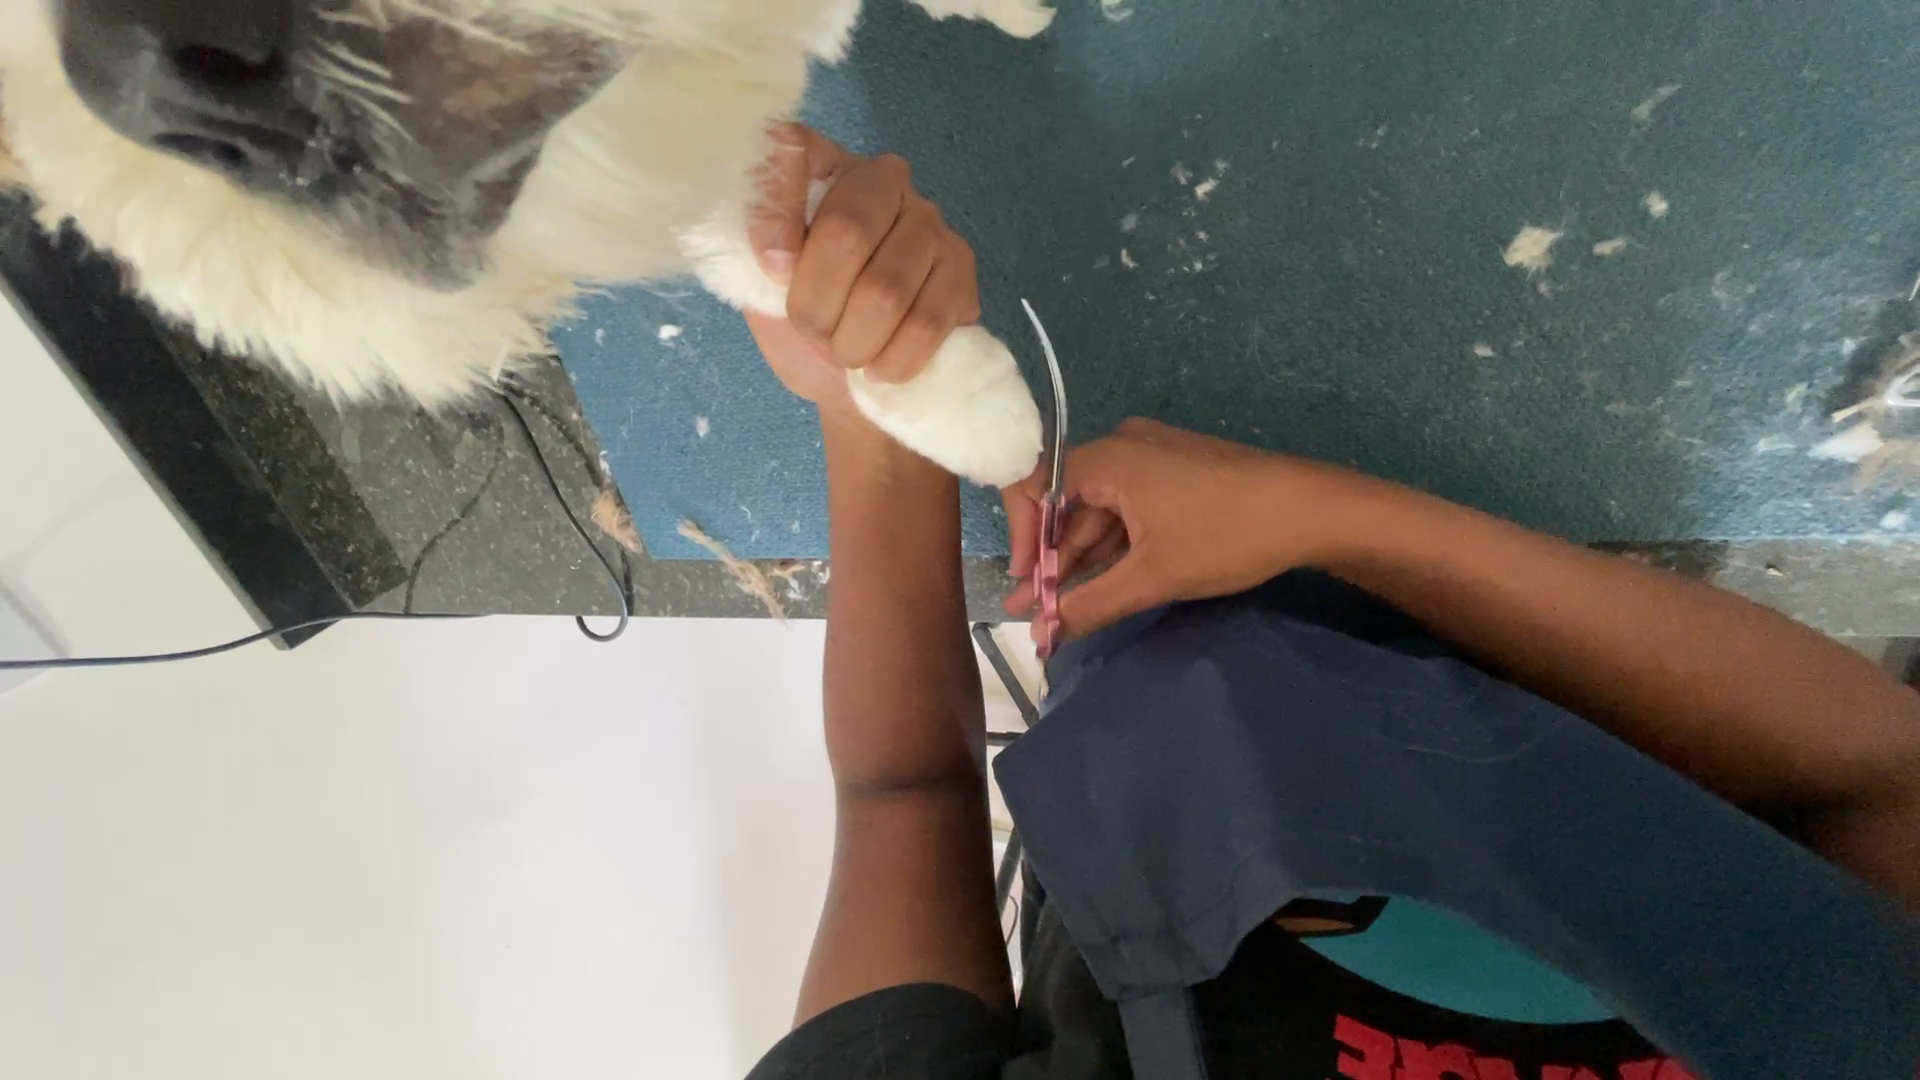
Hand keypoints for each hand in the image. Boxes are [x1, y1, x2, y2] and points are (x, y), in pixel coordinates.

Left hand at [744, 124, 981, 418]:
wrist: (851, 385)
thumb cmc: (805, 329)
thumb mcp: (759, 290)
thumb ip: (751, 257)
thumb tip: (777, 258)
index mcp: (822, 169)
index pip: (795, 150)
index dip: (777, 212)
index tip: (772, 273)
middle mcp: (883, 180)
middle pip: (847, 230)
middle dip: (819, 304)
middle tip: (815, 335)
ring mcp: (930, 224)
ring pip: (887, 288)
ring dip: (855, 341)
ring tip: (848, 355)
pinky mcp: (961, 273)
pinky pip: (926, 323)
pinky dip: (894, 359)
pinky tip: (880, 369)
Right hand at [1003, 419, 1369, 641]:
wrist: (1315, 511)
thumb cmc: (1228, 535)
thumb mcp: (1153, 576)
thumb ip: (1089, 605)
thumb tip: (1040, 638)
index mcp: (1110, 457)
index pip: (1035, 484)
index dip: (1020, 534)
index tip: (1024, 579)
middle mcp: (1123, 447)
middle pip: (1067, 503)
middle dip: (1049, 559)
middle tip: (1031, 609)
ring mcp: (1150, 459)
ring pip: (1098, 512)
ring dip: (1080, 559)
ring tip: (1056, 606)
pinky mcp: (1172, 475)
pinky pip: (1126, 510)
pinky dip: (1112, 547)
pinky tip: (1096, 582)